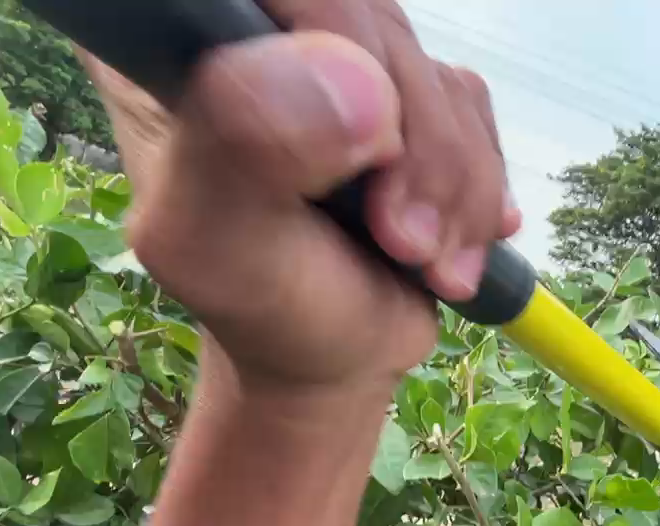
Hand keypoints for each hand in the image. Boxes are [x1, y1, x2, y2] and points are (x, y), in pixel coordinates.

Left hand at [82, 0, 519, 394]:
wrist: (336, 358)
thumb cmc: (269, 314)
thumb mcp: (221, 249)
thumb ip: (247, 148)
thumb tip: (357, 84)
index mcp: (180, 40)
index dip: (335, 37)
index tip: (359, 155)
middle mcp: (262, 34)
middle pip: (373, 20)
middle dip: (418, 150)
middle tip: (404, 243)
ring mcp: (344, 67)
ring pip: (438, 76)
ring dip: (457, 189)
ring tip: (426, 263)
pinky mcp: (409, 102)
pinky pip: (473, 112)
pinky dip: (479, 193)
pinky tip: (451, 247)